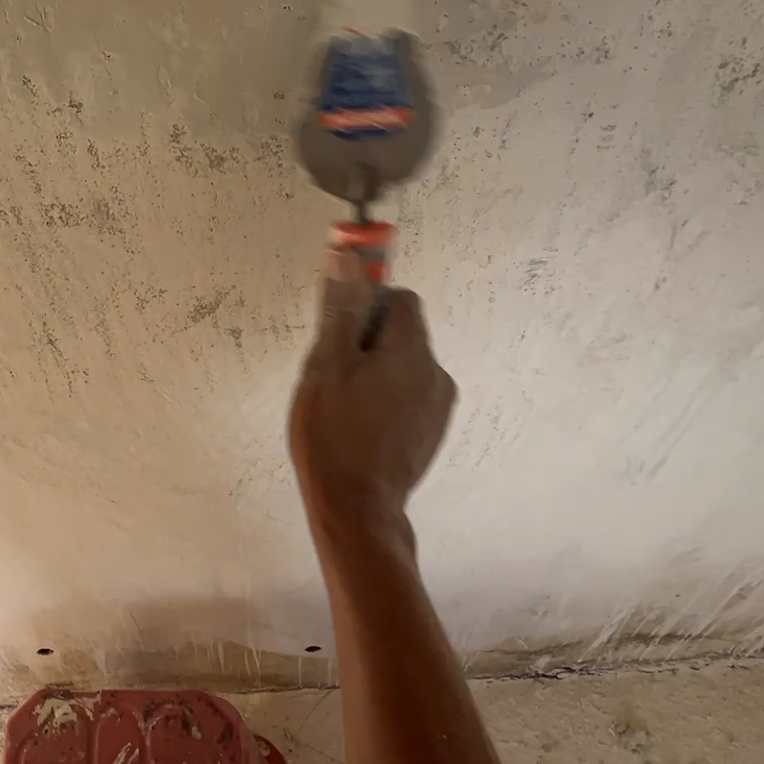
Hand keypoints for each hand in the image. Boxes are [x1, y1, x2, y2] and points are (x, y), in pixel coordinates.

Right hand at [289, 249, 455, 527]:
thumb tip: (347, 256)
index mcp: (413, 352)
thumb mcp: (325, 364)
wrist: (355, 507)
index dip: (366, 305)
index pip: (400, 298)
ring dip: (374, 370)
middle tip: (332, 372)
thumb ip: (340, 308)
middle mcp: (437, 374)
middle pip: (401, 332)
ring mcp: (438, 407)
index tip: (338, 331)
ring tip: (342, 402)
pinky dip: (385, 396)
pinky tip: (358, 424)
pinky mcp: (432, 432)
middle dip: (365, 340)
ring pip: (402, 365)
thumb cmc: (333, 433)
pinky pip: (408, 393)